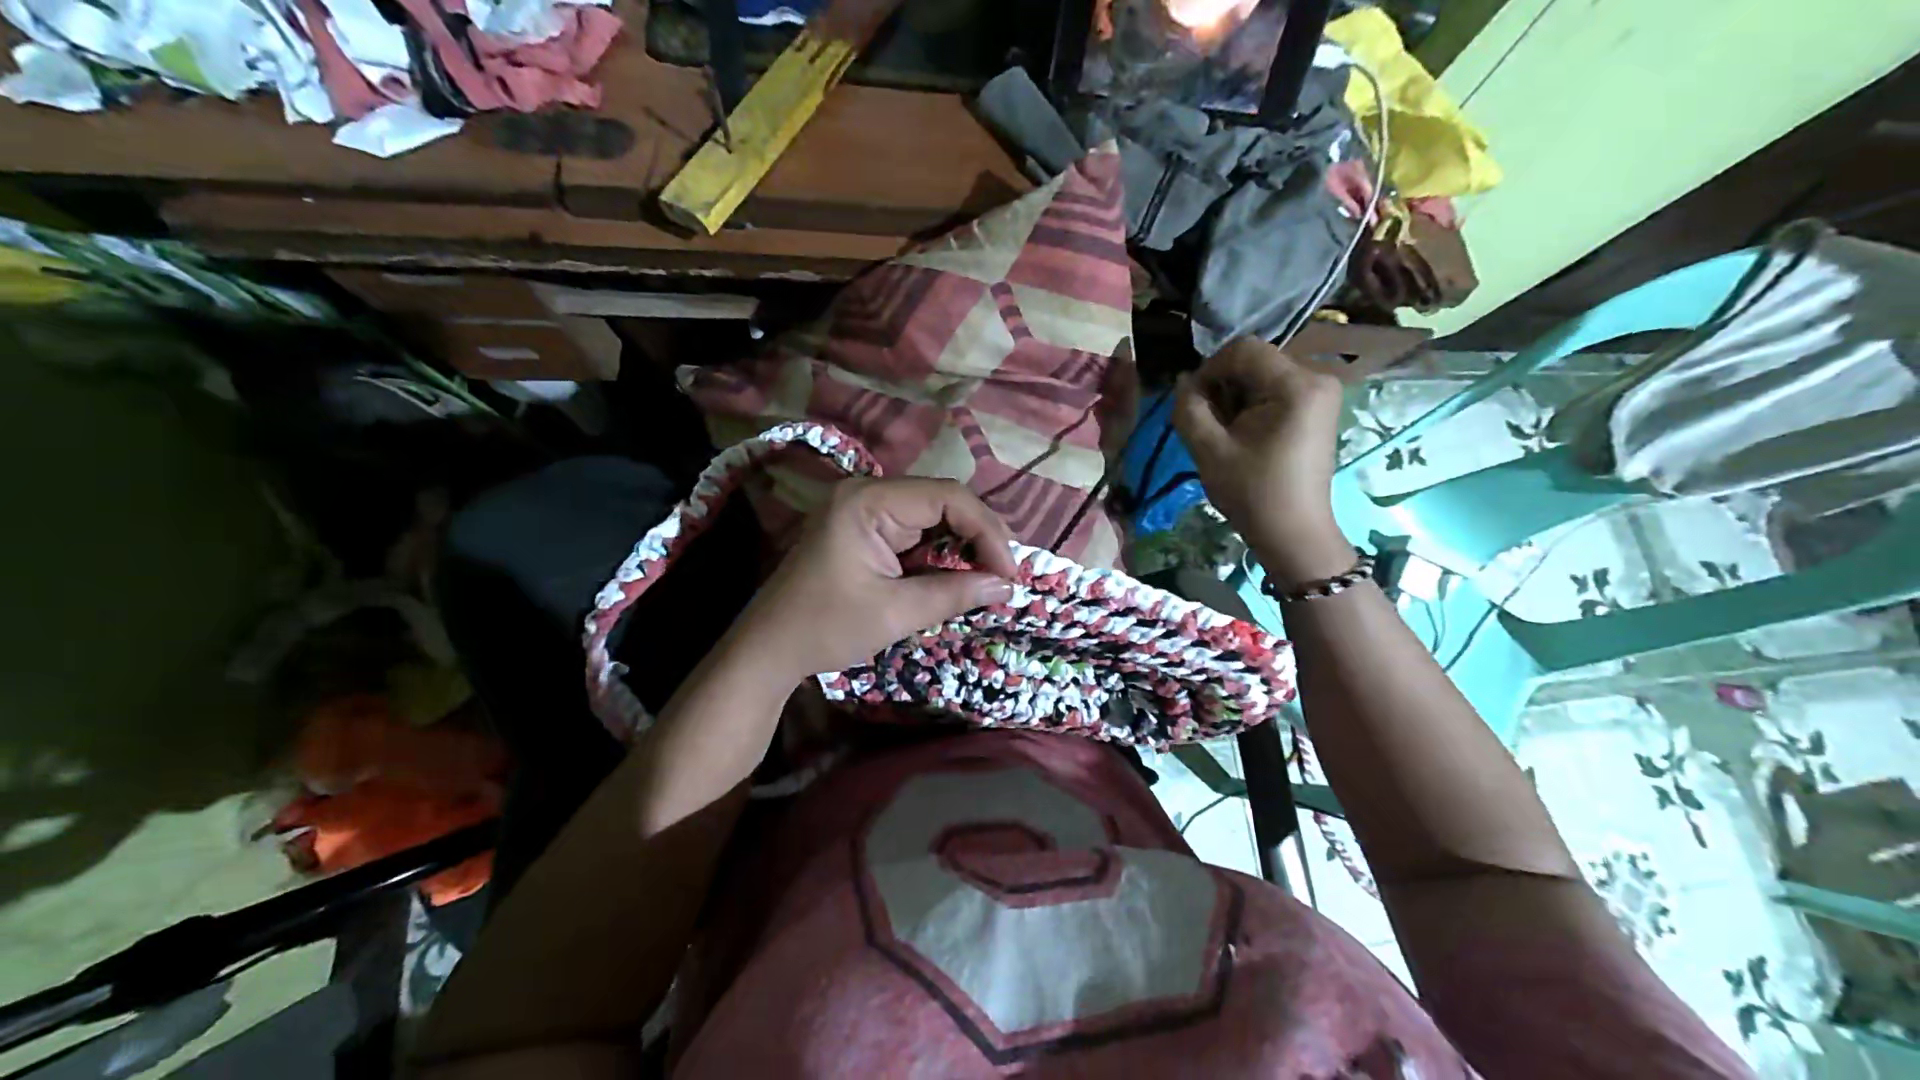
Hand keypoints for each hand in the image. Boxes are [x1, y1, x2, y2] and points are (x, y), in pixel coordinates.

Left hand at [734, 477, 1017, 680]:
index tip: (1009, 572)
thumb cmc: (825, 627)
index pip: (947, 496)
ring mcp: (865, 511)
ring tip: (991, 576)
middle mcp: (868, 494)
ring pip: (934, 517)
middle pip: (943, 501)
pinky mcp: (866, 531)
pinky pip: (916, 533)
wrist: (768, 649)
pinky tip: (960, 575)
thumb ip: (953, 594)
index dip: (987, 530)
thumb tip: (1006, 586)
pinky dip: (941, 554)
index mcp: (868, 501)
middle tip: (1006, 574)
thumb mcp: (895, 613)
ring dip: (963, 546)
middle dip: (979, 536)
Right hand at [1173, 338, 1352, 586]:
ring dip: (1235, 396)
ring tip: (1224, 431)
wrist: (1293, 532)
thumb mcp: (1209, 450)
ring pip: (1263, 374)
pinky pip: (1276, 389)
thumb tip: (1184, 381)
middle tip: (1208, 422)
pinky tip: (1243, 433)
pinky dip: (1252, 404)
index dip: (1210, 369)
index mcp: (1298, 385)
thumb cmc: (1252, 492)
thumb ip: (1189, 408)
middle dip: (1223, 385)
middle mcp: (1317, 378)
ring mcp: (1321, 393)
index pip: (1243, 350)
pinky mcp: (1317, 408)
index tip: (1193, 402)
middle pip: (1255, 360)